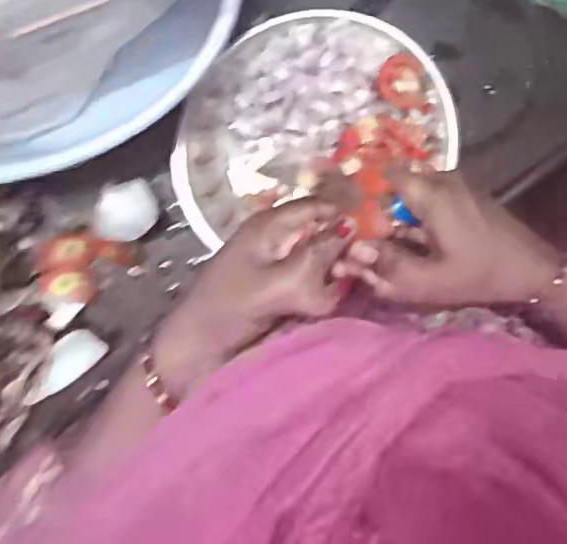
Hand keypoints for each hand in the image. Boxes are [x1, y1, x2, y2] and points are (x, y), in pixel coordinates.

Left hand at [163, 198, 349, 357]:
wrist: (192, 359)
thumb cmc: (228, 310)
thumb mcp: (276, 283)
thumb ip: (317, 256)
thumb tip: (352, 228)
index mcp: (271, 225)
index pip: (319, 206)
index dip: (344, 214)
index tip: (373, 230)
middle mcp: (280, 239)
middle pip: (325, 232)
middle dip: (344, 247)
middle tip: (362, 265)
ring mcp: (282, 266)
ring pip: (324, 258)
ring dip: (337, 272)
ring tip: (348, 285)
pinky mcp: (284, 292)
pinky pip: (316, 283)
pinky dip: (326, 291)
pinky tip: (332, 301)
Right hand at [335, 168, 563, 308]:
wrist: (532, 267)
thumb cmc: (481, 274)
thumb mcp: (430, 281)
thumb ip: (388, 267)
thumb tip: (351, 254)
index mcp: (433, 193)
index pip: (385, 175)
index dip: (363, 192)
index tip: (346, 217)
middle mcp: (444, 179)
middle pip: (398, 183)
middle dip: (378, 207)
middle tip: (363, 238)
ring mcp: (458, 184)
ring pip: (414, 190)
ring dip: (397, 212)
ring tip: (384, 242)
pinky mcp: (466, 193)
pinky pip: (430, 195)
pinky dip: (416, 212)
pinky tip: (412, 239)